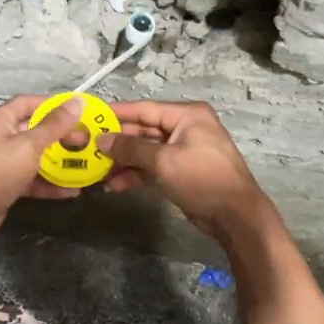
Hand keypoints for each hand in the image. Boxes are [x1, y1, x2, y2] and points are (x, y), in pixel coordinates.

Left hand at [0, 95, 86, 241]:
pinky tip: (71, 191)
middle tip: (84, 141)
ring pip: (34, 156)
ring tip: (83, 164)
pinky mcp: (5, 184)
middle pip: (33, 130)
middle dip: (59, 136)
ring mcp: (1, 162)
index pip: (27, 102)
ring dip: (57, 161)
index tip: (76, 111)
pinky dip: (48, 183)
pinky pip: (30, 178)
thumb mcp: (29, 145)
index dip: (52, 104)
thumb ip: (54, 125)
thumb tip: (77, 102)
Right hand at [97, 100, 277, 243]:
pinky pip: (153, 167)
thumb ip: (130, 148)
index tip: (92, 116)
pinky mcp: (181, 171)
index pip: (145, 108)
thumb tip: (101, 140)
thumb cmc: (201, 178)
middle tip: (89, 148)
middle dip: (118, 142)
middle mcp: (185, 128)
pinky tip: (116, 185)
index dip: (117, 112)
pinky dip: (136, 174)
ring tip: (99, 172)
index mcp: (187, 115)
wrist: (234, 214)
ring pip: (146, 151)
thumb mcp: (162, 161)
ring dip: (124, 161)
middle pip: (144, 130)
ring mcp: (183, 150)